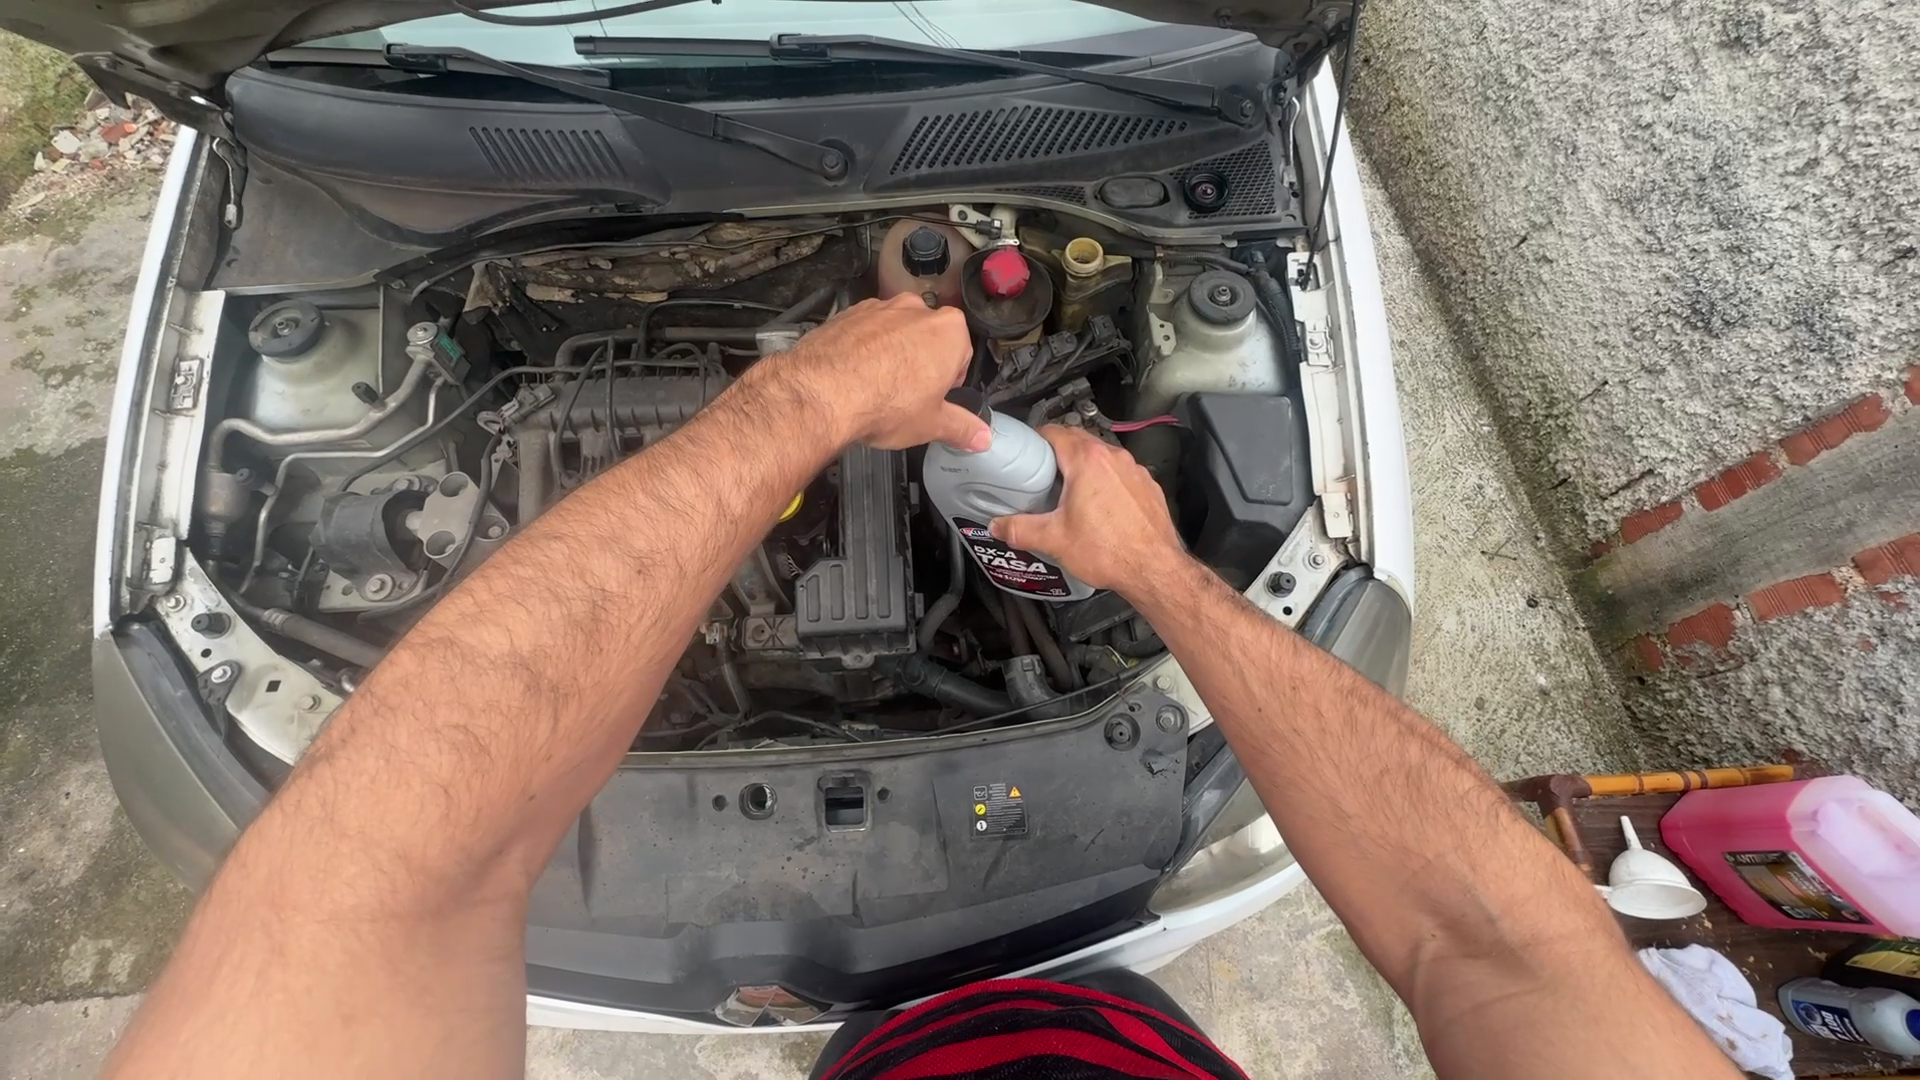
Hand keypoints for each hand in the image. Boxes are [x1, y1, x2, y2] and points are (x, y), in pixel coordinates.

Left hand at [770, 294, 989, 451]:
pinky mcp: (847, 314)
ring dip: (892, 355)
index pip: (962, 355)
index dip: (948, 381)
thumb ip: (962, 428)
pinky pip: (864, 332)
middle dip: (921, 364)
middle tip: (907, 397)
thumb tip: (981, 437)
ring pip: (895, 333)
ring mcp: (879, 308)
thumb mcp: (932, 424)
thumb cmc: (885, 403)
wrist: (822, 392)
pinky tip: (855, 379)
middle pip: (928, 339)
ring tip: (878, 390)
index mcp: (949, 331)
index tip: (936, 398)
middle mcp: (916, 310)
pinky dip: (863, 351)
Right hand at [990, 427, 1185, 591]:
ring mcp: (1134, 471)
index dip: (1036, 438)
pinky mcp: (1147, 486)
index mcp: (1088, 461)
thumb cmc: (1112, 552)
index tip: (1027, 449)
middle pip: (1079, 440)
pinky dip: (1106, 482)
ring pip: (1101, 457)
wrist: (1154, 570)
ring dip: (1083, 467)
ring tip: (1068, 491)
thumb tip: (999, 525)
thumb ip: (1019, 530)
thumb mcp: (1054, 540)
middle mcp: (1114, 459)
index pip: (1055, 431)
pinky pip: (1120, 474)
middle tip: (1041, 472)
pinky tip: (1098, 506)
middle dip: (1058, 452)